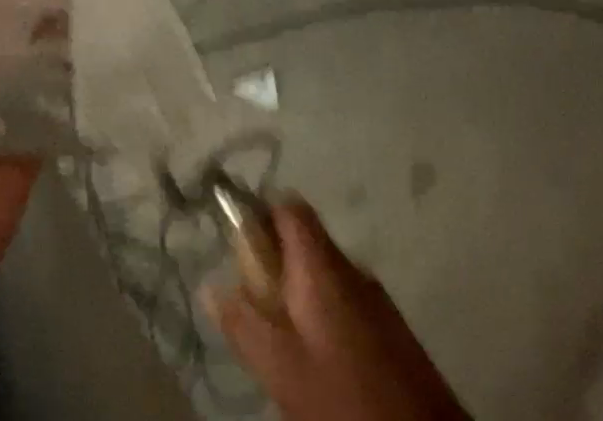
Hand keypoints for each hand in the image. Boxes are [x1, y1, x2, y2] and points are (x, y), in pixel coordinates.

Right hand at [204, 201, 471, 420]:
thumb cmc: (342, 393)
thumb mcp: (276, 362)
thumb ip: (239, 320)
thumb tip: (210, 285)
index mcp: (322, 268)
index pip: (289, 208)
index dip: (258, 212)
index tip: (235, 239)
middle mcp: (353, 273)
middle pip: (302, 243)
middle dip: (271, 264)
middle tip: (252, 301)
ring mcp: (378, 301)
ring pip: (322, 275)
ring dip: (295, 292)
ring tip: (280, 333)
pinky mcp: (391, 329)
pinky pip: (343, 301)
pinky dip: (320, 313)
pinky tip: (314, 353)